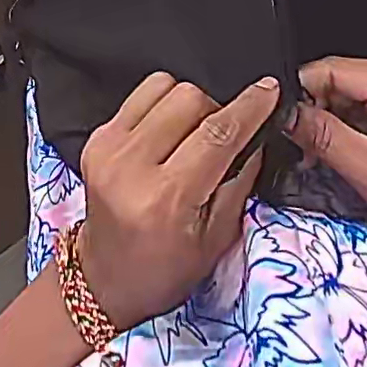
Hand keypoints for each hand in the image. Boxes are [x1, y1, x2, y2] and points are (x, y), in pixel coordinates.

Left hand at [76, 72, 271, 327]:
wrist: (104, 279)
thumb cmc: (165, 268)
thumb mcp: (217, 239)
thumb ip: (240, 181)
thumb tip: (258, 134)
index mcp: (166, 199)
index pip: (216, 135)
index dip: (249, 107)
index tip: (269, 90)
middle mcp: (131, 167)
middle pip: (191, 99)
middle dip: (217, 111)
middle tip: (220, 140)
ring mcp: (108, 148)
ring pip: (166, 87)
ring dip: (188, 104)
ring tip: (190, 135)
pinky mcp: (97, 137)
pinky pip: (141, 93)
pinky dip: (163, 104)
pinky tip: (166, 131)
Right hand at [289, 57, 366, 316]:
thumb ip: (326, 137)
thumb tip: (284, 112)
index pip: (336, 69)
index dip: (301, 94)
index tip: (275, 122)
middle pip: (340, 84)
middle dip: (314, 115)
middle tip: (296, 151)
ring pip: (348, 105)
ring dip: (327, 131)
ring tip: (315, 162)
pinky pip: (363, 122)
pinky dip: (344, 142)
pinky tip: (334, 165)